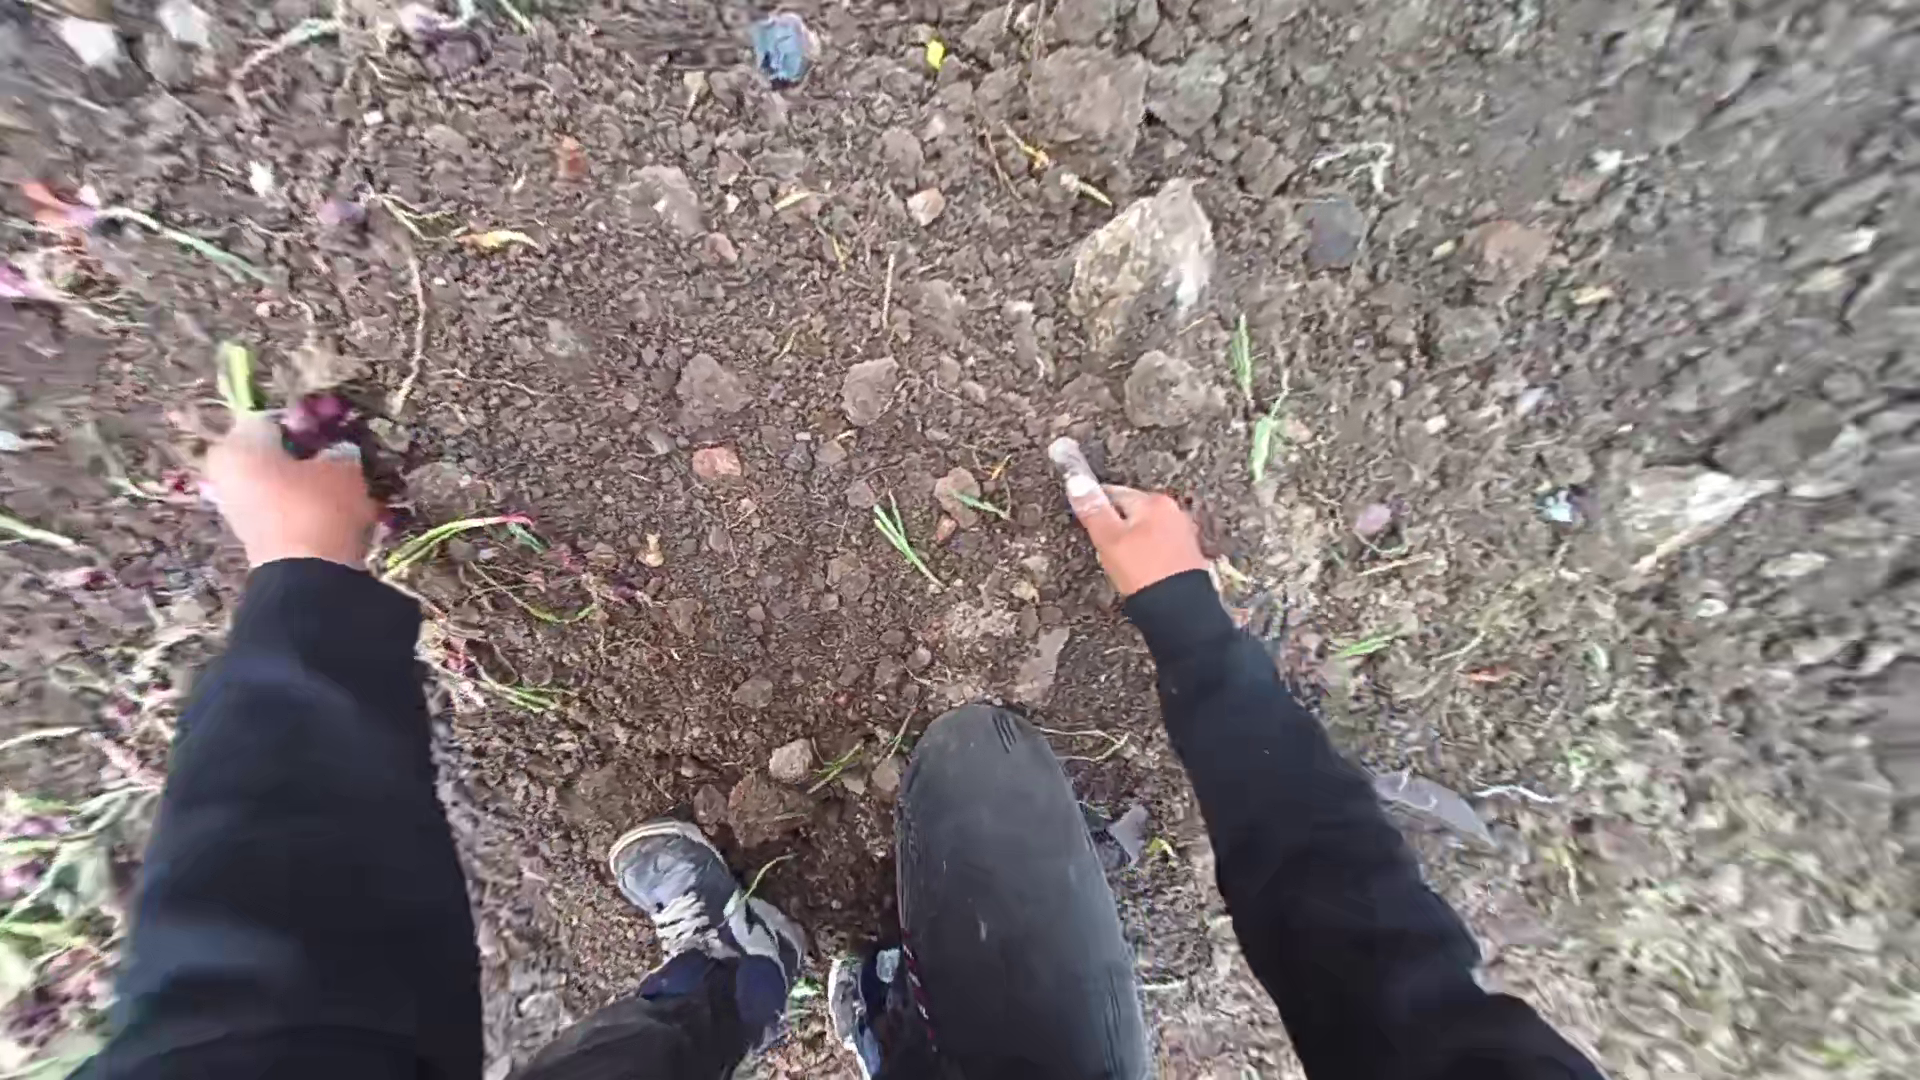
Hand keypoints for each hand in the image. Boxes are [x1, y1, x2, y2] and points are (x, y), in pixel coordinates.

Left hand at [203, 413, 377, 569]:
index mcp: (237, 445)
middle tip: (339, 459)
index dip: (307, 423)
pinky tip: (330, 507)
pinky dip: (301, 499)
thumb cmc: (321, 506)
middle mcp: (223, 468)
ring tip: (341, 485)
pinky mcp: (250, 524)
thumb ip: (340, 453)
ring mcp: (232, 500)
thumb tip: (339, 450)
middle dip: (304, 454)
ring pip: (275, 476)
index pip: (271, 419)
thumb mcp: (344, 471)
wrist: (308, 566)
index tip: (336, 432)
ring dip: (305, 478)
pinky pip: (278, 500)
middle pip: (269, 450)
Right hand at [1067, 478, 1209, 596]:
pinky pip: (1157, 545)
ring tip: (1120, 562)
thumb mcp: (1109, 538)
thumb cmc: (1143, 572)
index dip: (1094, 508)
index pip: (1113, 493)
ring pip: (1144, 529)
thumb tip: (1076, 478)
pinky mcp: (1186, 554)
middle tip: (1102, 547)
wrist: (1178, 609)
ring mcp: (1182, 533)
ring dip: (1130, 540)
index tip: (1085, 521)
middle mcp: (1173, 512)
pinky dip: (1145, 553)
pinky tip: (1139, 568)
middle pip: (1131, 510)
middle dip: (1114, 525)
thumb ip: (1092, 508)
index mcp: (1154, 502)